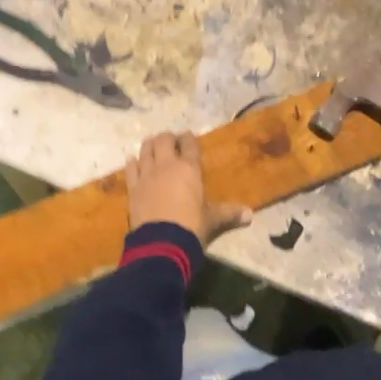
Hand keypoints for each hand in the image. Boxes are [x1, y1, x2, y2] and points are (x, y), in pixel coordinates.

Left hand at [125, 132, 251, 241]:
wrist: (162, 242)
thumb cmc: (192, 226)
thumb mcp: (213, 219)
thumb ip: (230, 214)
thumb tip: (250, 215)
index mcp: (189, 168)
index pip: (189, 144)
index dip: (189, 138)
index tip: (188, 137)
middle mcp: (166, 166)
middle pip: (163, 140)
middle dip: (168, 138)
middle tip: (172, 142)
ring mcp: (146, 175)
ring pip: (145, 150)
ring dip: (149, 146)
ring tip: (153, 148)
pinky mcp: (132, 188)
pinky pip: (130, 168)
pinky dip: (133, 163)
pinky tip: (134, 162)